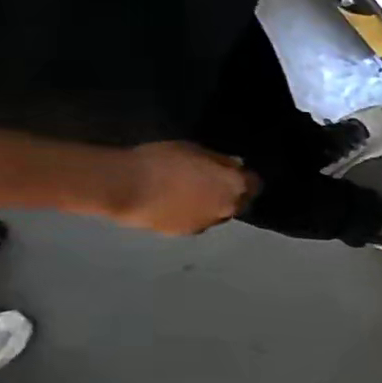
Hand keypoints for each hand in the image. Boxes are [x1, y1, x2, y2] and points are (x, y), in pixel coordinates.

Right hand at [105, 141, 256, 234]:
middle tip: (211, 185)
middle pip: (239, 201)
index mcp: (236, 185)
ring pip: (218, 214)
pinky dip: (191, 215)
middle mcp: (230, 207)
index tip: (233, 172)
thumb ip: (220, 161)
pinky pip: (196, 222)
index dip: (244, 177)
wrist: (126, 186)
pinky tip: (174, 207)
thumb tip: (235, 165)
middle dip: (230, 194)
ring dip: (211, 206)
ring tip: (189, 196)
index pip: (255, 183)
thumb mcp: (195, 150)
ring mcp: (209, 222)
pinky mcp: (188, 232)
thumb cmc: (162, 161)